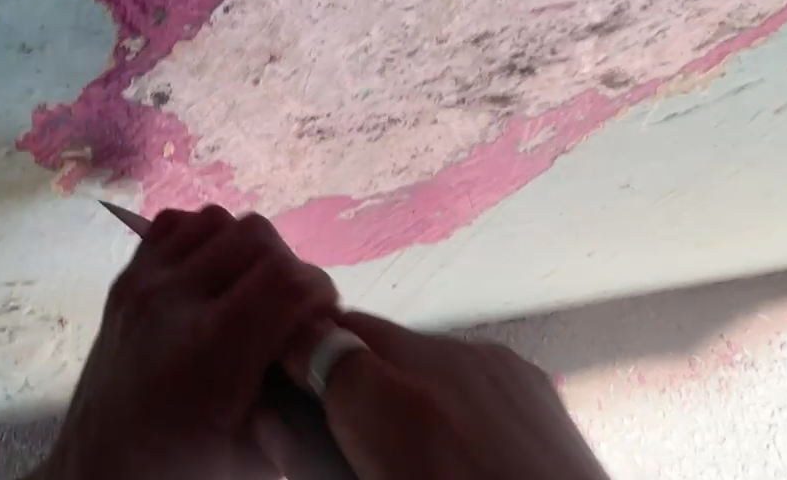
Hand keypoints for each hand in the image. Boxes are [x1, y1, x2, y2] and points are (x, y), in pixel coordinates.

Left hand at [35, 205, 338, 479]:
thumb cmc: (184, 472)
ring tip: (249, 287)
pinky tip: (211, 274)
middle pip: (255, 234)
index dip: (318, 289)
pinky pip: (173, 222)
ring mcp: (142, 280)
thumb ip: (293, 387)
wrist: (97, 472)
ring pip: (216, 218)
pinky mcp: (124, 276)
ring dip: (245, 247)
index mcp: (209, 352)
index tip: (322, 316)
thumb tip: (326, 336)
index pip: (285, 278)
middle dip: (287, 263)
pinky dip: (202, 237)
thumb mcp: (255, 450)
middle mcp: (172, 301)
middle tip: (288, 304)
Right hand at [266, 311, 607, 479]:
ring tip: (412, 436)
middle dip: (339, 362)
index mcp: (394, 410)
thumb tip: (266, 412)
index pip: (307, 338)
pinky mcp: (519, 365)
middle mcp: (439, 362)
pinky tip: (459, 434)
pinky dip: (440, 384)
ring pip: (405, 342)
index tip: (284, 384)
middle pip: (355, 330)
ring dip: (392, 374)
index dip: (289, 356)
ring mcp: (485, 357)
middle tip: (345, 419)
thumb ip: (307, 456)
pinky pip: (453, 356)